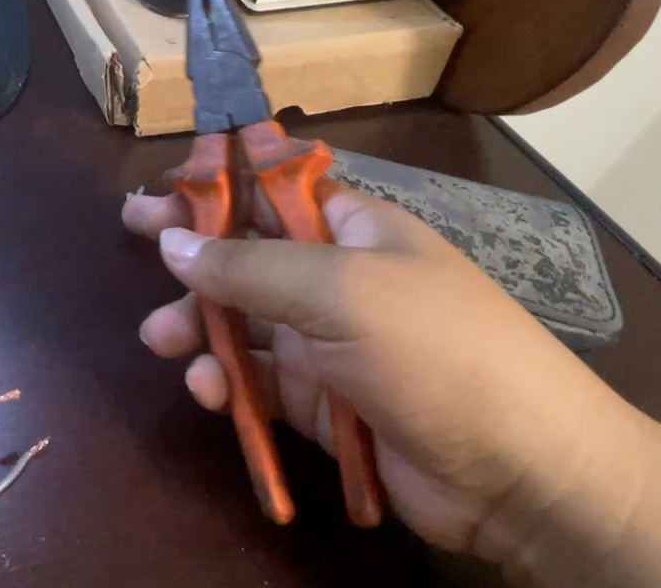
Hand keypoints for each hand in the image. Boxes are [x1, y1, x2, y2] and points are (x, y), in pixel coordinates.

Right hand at [123, 181, 651, 566]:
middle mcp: (335, 278)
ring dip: (198, 326)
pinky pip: (258, 381)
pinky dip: (228, 385)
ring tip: (161, 340)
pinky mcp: (322, 402)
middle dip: (190, 250)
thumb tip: (171, 241)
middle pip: (245, 252)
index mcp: (351, 229)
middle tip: (133, 235)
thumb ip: (247, 266)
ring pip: (242, 321)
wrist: (527, 477)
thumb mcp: (339, 290)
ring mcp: (328, 342)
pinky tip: (207, 392)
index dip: (217, 182)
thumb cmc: (436, 350)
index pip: (272, 189)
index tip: (163, 185)